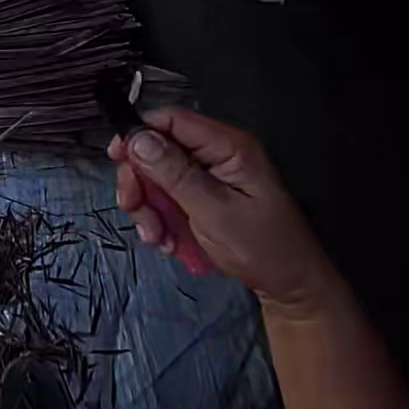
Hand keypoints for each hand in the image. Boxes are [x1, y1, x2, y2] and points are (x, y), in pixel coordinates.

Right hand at [108, 107, 335, 315]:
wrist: (291, 288)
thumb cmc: (263, 248)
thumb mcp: (215, 212)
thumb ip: (175, 173)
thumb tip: (139, 138)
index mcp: (227, 146)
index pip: (172, 119)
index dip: (139, 132)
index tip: (116, 156)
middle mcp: (215, 154)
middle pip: (157, 149)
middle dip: (140, 180)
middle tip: (133, 208)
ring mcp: (207, 176)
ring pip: (156, 176)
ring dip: (147, 206)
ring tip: (156, 236)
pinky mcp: (201, 196)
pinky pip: (165, 198)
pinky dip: (158, 218)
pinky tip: (167, 240)